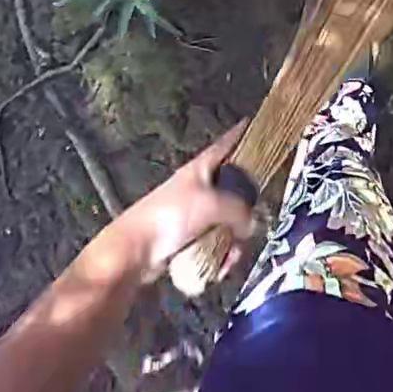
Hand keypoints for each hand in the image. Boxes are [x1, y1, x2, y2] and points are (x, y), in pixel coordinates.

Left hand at [96, 122, 256, 283]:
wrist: (134, 249)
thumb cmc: (172, 214)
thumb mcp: (213, 204)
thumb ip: (240, 211)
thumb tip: (250, 226)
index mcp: (203, 166)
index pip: (228, 142)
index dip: (243, 133)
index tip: (258, 126)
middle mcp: (200, 184)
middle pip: (234, 186)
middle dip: (245, 208)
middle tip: (251, 222)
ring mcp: (194, 210)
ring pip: (227, 218)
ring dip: (233, 238)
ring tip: (231, 256)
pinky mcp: (189, 235)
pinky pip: (215, 239)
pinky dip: (220, 252)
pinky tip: (220, 265)